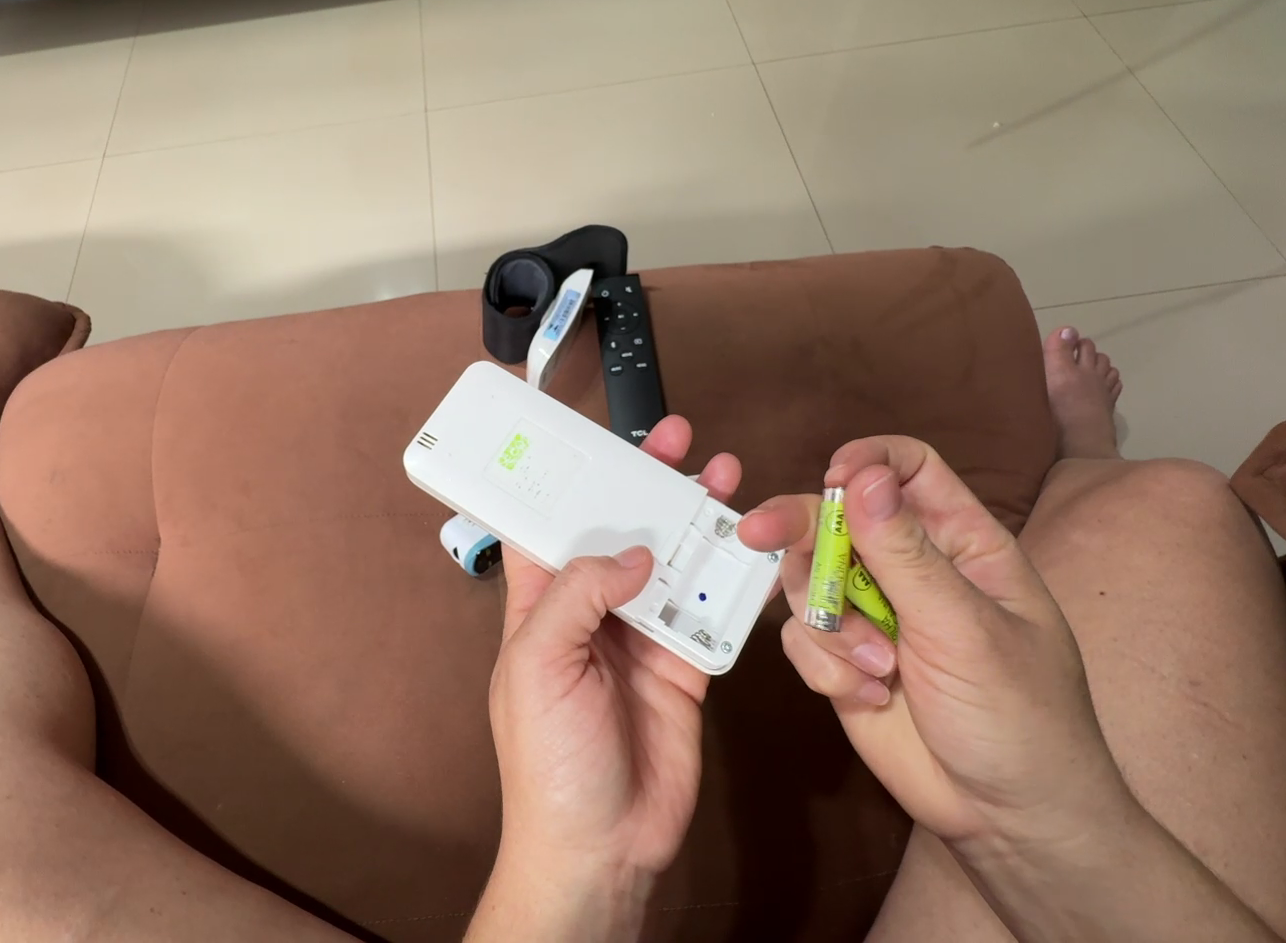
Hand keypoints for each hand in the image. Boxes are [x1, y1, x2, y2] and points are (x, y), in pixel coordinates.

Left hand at [470, 415, 739, 942]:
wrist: (604, 845)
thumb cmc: (548, 761)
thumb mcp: (539, 664)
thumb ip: (577, 595)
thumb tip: (631, 552)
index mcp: (541, 601)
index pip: (550, 523)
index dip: (569, 480)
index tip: (593, 439)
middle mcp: (590, 608)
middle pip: (620, 529)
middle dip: (645, 482)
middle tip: (672, 439)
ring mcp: (639, 632)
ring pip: (671, 559)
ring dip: (693, 518)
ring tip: (719, 474)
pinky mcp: (683, 661)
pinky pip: (708, 607)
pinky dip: (728, 577)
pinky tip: (745, 544)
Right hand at [738, 436, 1127, 852]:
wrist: (1005, 821)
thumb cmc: (1019, 716)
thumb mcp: (965, 629)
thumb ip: (906, 553)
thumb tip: (863, 476)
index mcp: (959, 543)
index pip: (909, 469)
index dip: (868, 462)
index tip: (834, 476)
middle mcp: (906, 567)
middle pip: (833, 517)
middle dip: (797, 528)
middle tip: (756, 533)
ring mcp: (868, 611)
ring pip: (806, 578)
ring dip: (829, 626)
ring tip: (878, 668)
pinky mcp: (839, 655)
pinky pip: (800, 636)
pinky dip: (825, 666)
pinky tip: (870, 694)